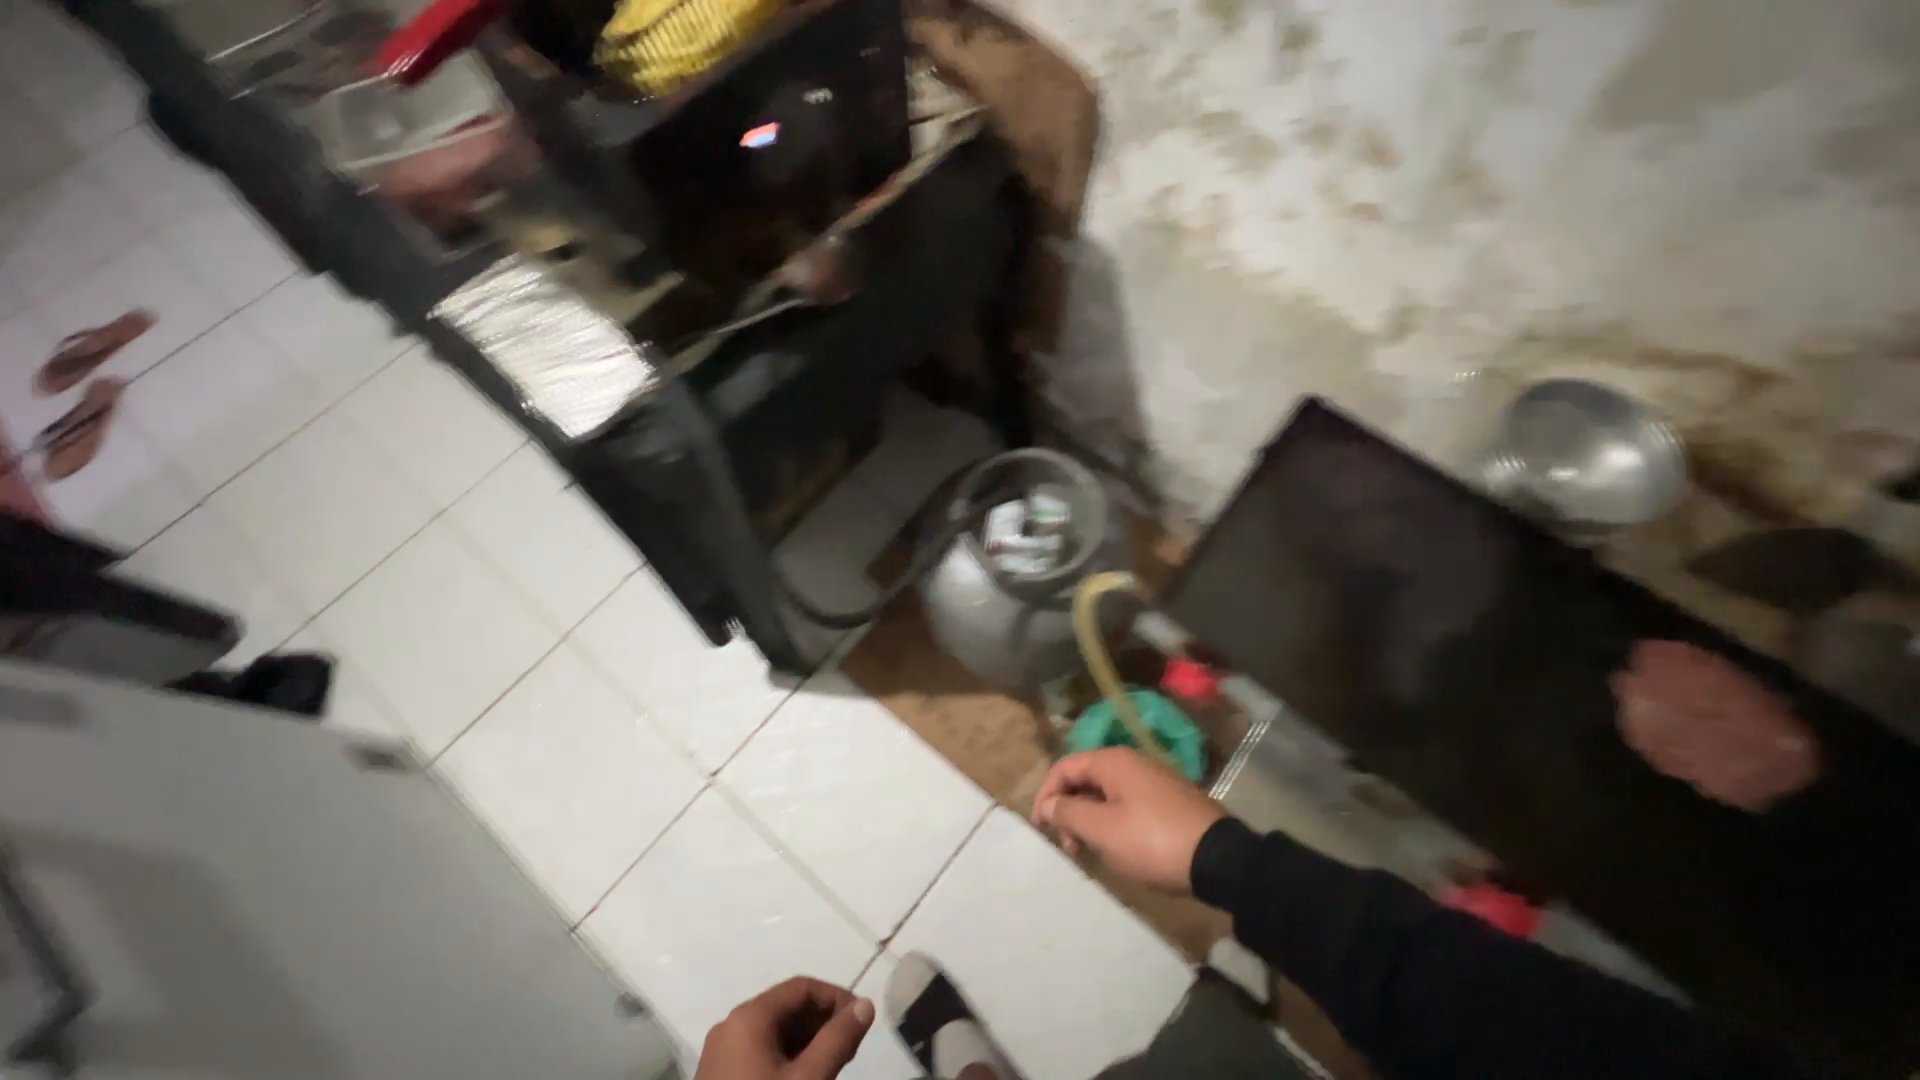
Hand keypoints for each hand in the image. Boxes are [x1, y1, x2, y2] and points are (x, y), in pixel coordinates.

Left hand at [695, 977, 874, 1079]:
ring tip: (834, 1064)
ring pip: (775, 1032)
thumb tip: (865, 1005)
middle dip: (823, 1022)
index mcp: (749, 1017)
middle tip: (851, 1048)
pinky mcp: (720, 1077)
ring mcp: (722, 1053)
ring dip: (808, 1041)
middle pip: (787, 1008)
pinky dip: (788, 1058)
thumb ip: (838, 1040)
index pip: (802, 988)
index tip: (862, 1021)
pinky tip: (805, 1077)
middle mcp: (731, 1026)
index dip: (836, 998)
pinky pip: (761, 1052)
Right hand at [1031, 747, 1227, 892]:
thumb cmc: (1152, 840)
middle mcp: (1133, 762)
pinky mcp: (1168, 801)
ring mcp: (1153, 781)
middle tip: (1070, 846)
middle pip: (1085, 779)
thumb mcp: (1103, 830)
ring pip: (1106, 794)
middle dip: (1069, 810)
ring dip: (1090, 820)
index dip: (1046, 795)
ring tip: (1091, 852)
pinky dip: (1112, 823)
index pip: (1065, 767)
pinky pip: (1127, 804)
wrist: (1219, 859)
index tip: (1041, 827)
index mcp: (1114, 761)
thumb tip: (1050, 804)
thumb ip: (1069, 813)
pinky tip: (1117, 848)